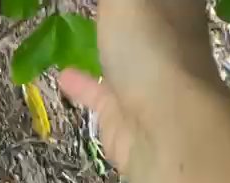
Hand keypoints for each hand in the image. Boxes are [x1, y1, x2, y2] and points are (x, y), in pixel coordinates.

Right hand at [56, 0, 224, 179]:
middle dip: (124, 7)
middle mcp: (167, 27)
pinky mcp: (124, 106)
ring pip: (122, 46)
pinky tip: (61, 75)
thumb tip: (108, 1)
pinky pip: (98, 88)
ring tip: (72, 27)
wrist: (159, 123)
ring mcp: (146, 69)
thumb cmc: (150, 45)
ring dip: (101, 38)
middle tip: (100, 7)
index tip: (111, 0)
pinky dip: (80, 81)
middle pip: (145, 8)